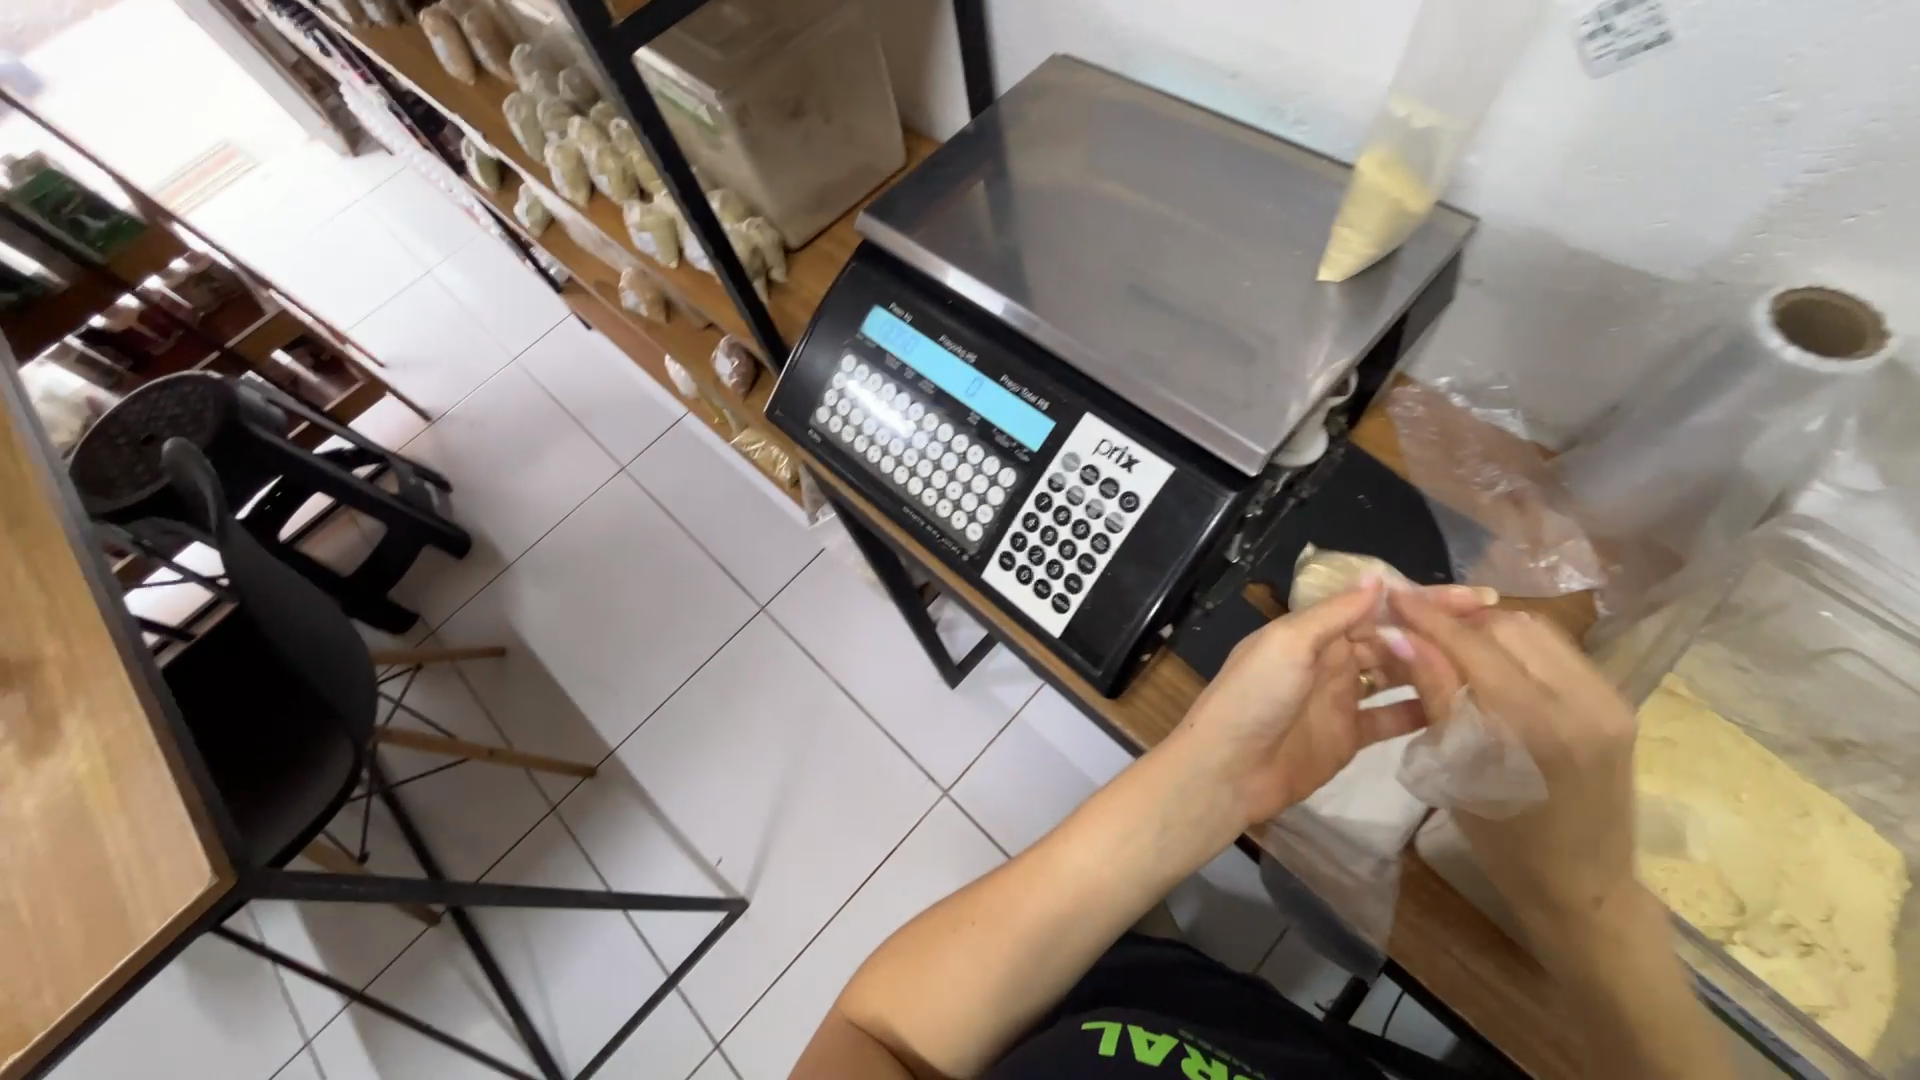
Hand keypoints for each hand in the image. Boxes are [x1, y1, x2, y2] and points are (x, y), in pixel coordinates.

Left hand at [1172, 579, 1495, 826]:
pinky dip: (1422, 712)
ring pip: (1398, 677)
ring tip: (1490, 668)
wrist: (1226, 769)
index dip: (1423, 602)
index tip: (1478, 600)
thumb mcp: (1288, 644)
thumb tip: (1378, 578)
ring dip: (1436, 669)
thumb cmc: (1253, 697)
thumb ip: (1334, 614)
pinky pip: (1393, 718)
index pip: (1376, 607)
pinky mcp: (1348, 737)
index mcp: (1313, 632)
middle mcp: (1330, 659)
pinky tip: (1463, 709)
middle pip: (1392, 640)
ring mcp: (1341, 699)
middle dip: (1438, 634)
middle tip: (1496, 635)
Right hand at [1387, 591, 1641, 946]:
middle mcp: (1584, 701)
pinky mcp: (1615, 703)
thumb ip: (1434, 692)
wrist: (1584, 885)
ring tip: (1444, 641)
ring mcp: (1608, 700)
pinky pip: (1556, 652)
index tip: (1389, 594)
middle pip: (1507, 626)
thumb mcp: (1456, 769)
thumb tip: (1396, 634)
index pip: (1474, 644)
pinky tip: (1486, 662)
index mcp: (1539, 726)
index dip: (1427, 616)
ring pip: (1535, 631)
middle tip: (1411, 624)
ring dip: (1484, 629)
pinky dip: (1513, 646)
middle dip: (1455, 618)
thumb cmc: (1506, 841)